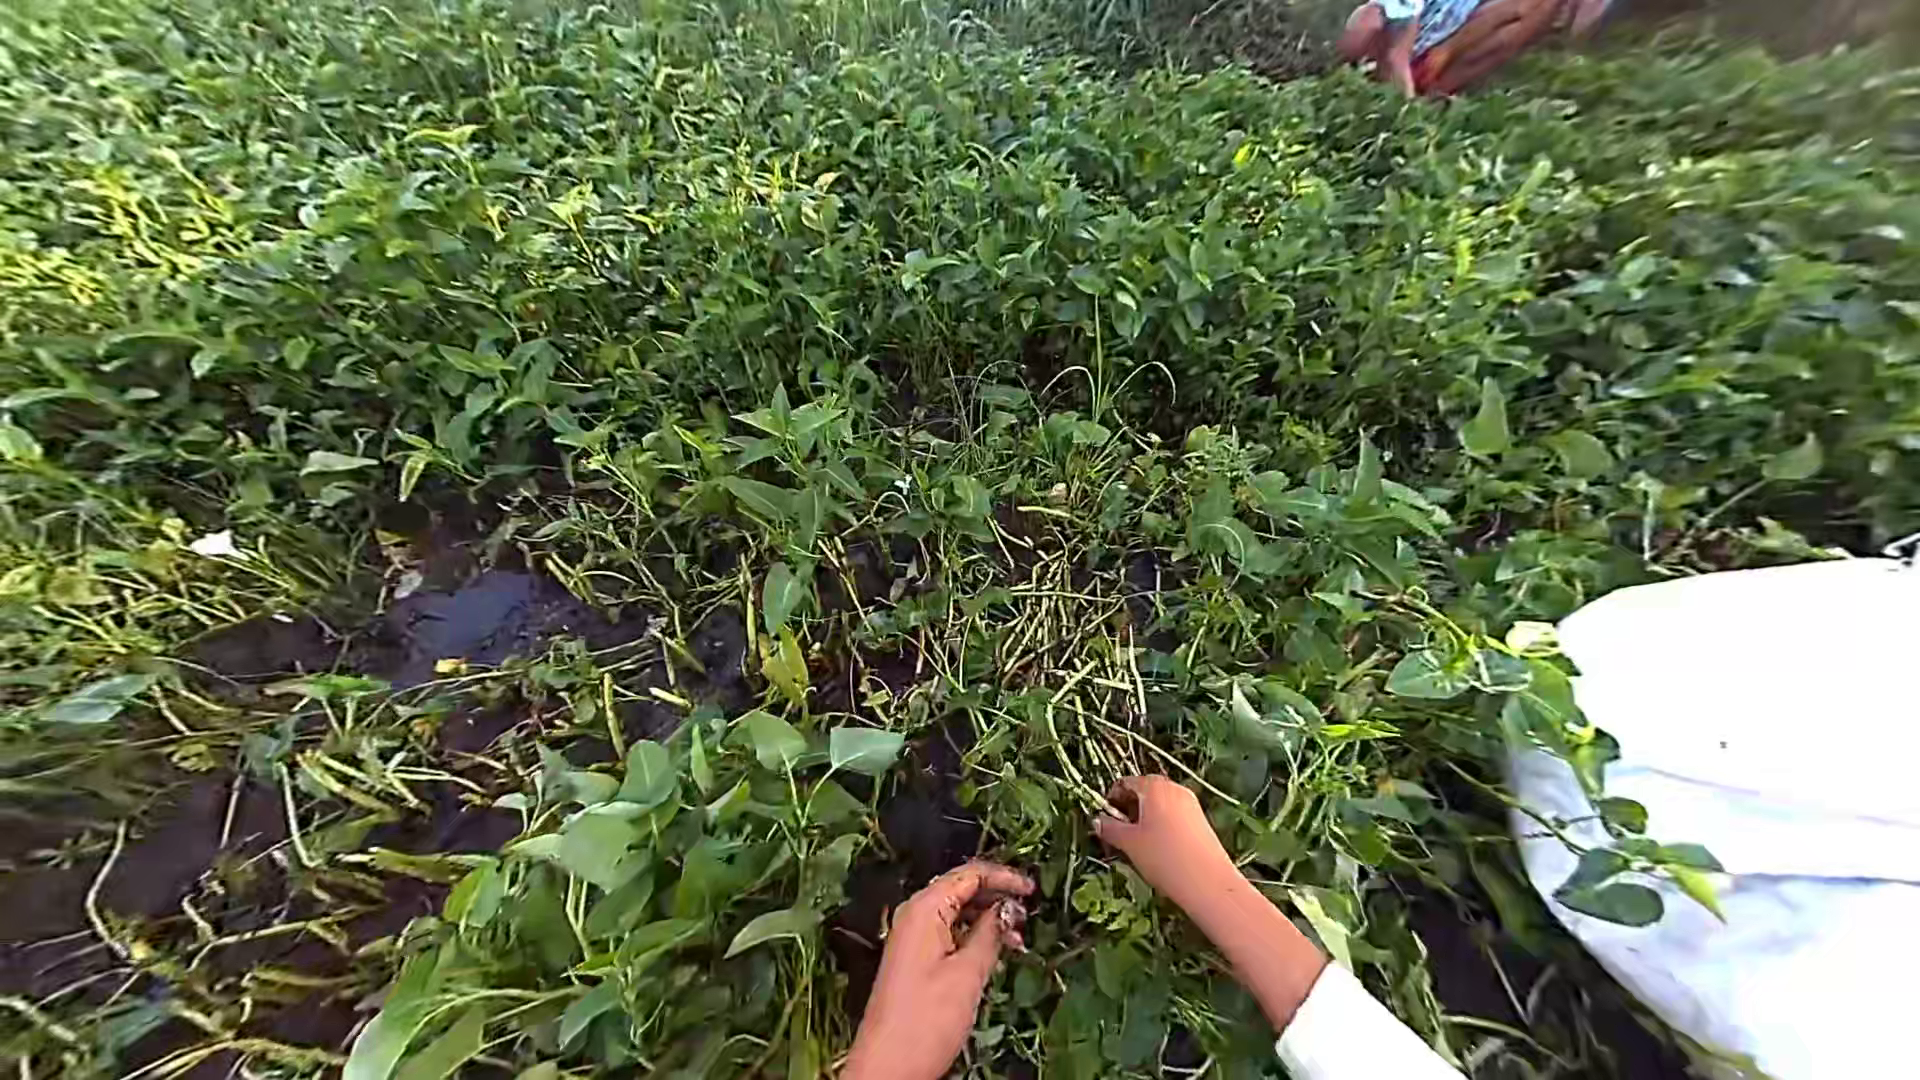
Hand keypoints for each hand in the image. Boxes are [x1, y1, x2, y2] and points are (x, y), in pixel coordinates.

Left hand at [843, 861, 1033, 1079]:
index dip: (1002, 877)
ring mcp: (914, 934)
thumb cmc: (926, 1020)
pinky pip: (949, 931)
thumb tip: (1007, 907)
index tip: (1031, 888)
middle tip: (1028, 910)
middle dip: (996, 896)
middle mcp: (916, 912)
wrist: (885, 1071)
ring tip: (1018, 936)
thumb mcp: (967, 975)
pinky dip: (974, 935)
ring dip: (988, 918)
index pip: (969, 874)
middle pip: (962, 888)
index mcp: (925, 907)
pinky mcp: (916, 955)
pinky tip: (996, 950)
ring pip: (958, 911)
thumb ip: (990, 933)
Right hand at [1092, 775, 1238, 909]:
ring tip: (1139, 845)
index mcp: (1153, 786)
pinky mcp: (1202, 821)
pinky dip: (1162, 826)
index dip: (1111, 801)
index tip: (1106, 822)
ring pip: (1159, 805)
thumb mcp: (1129, 843)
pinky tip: (1160, 850)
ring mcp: (1190, 803)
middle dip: (1128, 810)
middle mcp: (1173, 788)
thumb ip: (1109, 828)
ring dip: (1145, 819)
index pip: (1124, 783)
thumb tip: (1097, 820)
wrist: (1211, 885)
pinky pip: (1174, 815)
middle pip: (1143, 792)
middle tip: (1120, 835)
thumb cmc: (1164, 857)